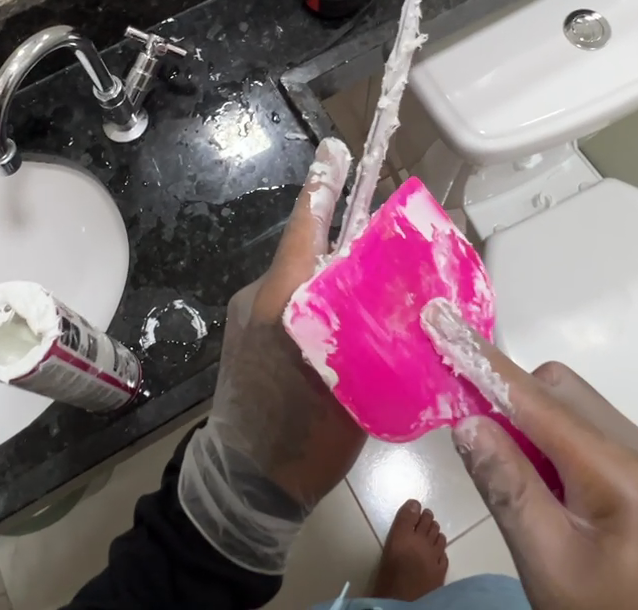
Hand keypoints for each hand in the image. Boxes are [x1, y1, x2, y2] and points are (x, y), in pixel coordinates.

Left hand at [178, 137, 363, 572]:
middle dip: (341, 237)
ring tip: (365, 290)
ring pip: (296, 277)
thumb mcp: (352, 392)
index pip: (306, 232)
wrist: (241, 487)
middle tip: (381, 237)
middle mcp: (259, 299)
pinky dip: (310, 298)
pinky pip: (283, 299)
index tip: (335, 150)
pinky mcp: (242, 331)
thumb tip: (396, 304)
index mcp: (285, 306)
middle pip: (306, 250)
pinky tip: (336, 322)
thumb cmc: (303, 444)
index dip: (323, 189)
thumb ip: (369, 339)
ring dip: (327, 275)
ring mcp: (246, 315)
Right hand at [445, 327, 637, 609]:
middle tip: (477, 439)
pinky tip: (546, 485)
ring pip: (574, 404)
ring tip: (515, 475)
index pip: (534, 397)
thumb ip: (508, 489)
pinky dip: (555, 437)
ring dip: (532, 419)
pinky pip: (591, 429)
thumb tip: (468, 421)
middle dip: (509, 397)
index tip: (440, 322)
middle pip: (558, 389)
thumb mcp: (550, 566)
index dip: (481, 361)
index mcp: (617, 468)